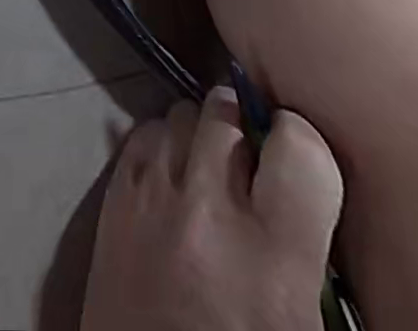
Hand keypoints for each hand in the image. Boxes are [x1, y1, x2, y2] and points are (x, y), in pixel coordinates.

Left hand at [81, 88, 342, 330]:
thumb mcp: (298, 308)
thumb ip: (304, 228)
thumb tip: (296, 161)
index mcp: (274, 249)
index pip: (299, 142)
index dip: (299, 138)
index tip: (293, 154)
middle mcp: (210, 209)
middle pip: (229, 111)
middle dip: (242, 128)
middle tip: (246, 162)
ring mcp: (154, 199)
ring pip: (183, 113)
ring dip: (200, 133)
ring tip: (206, 168)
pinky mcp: (113, 201)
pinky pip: (144, 132)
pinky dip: (161, 145)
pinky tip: (169, 177)